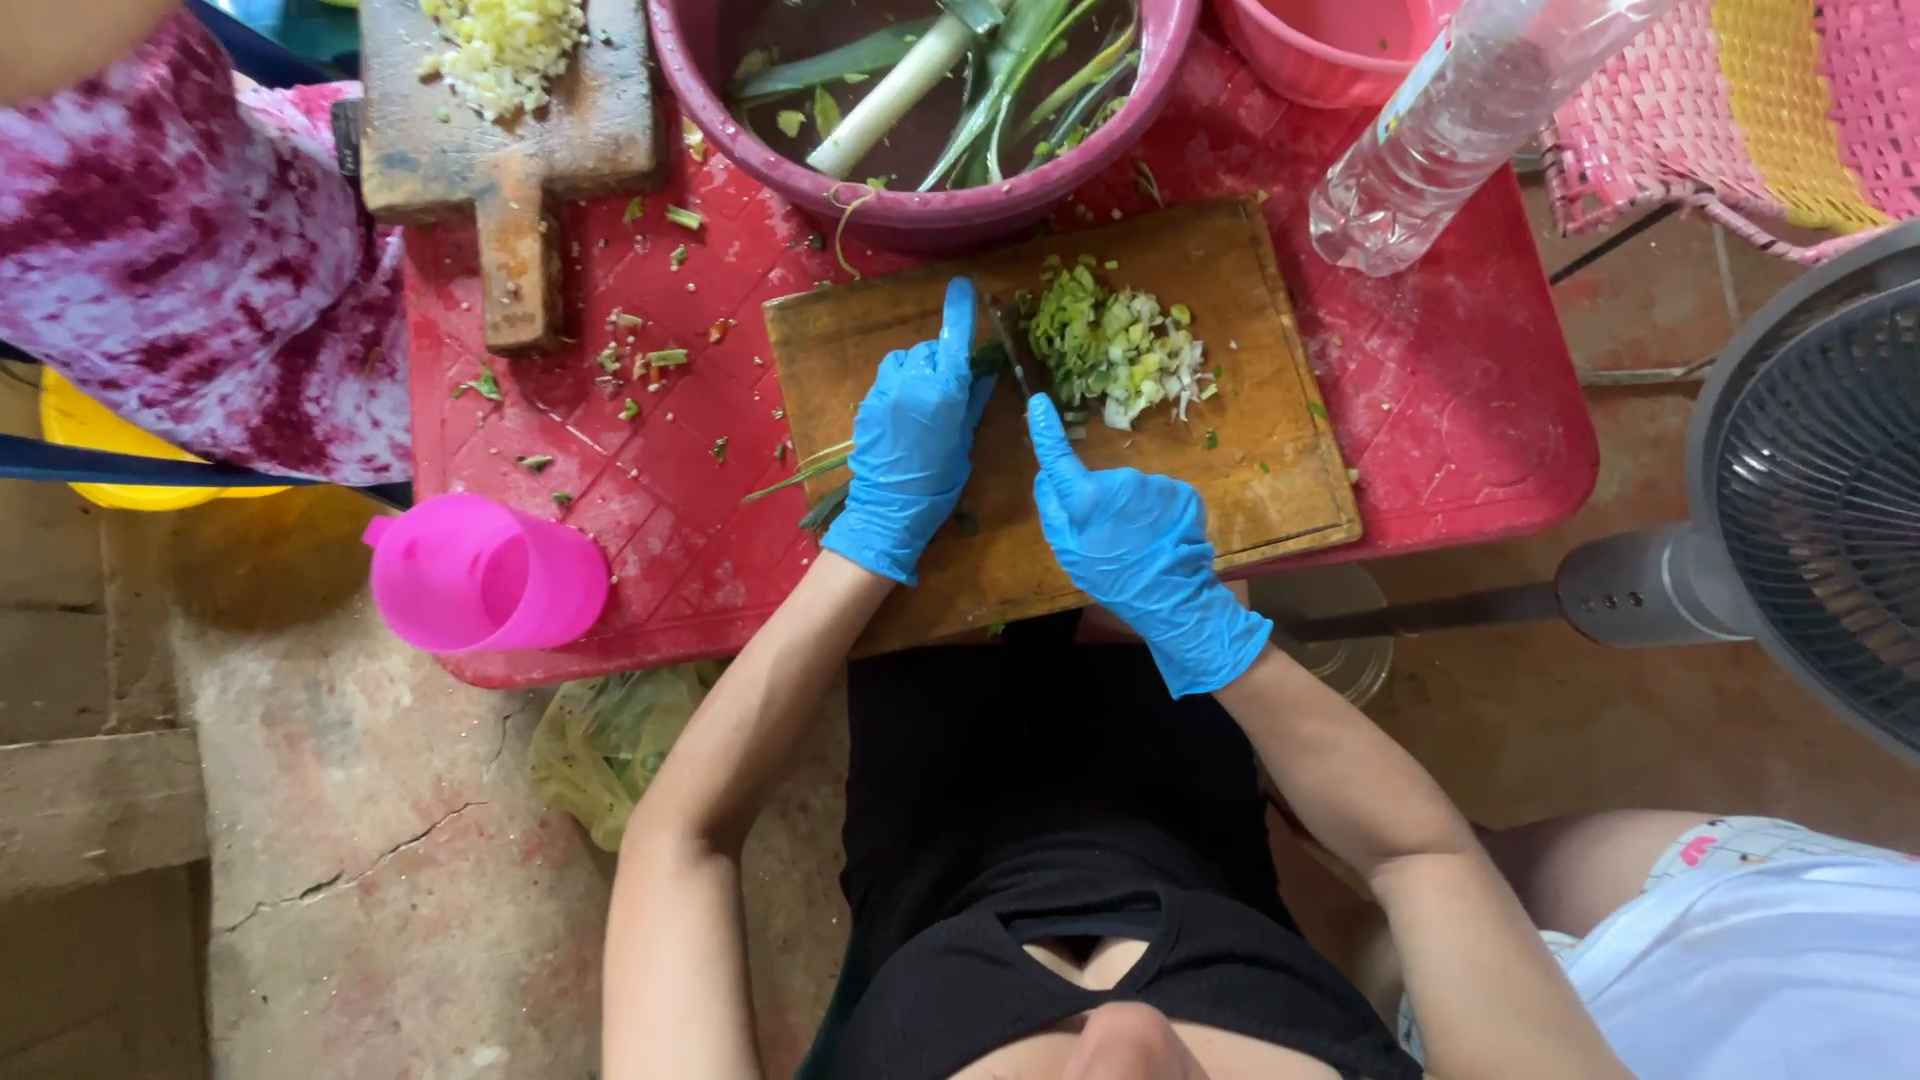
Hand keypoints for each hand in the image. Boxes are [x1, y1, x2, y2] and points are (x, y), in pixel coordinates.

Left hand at [822, 278, 993, 584]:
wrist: (891, 505)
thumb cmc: (939, 480)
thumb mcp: (964, 440)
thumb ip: (971, 400)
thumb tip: (982, 370)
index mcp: (944, 392)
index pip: (954, 341)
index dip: (961, 313)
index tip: (963, 287)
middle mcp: (913, 382)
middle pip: (930, 350)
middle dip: (942, 359)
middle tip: (949, 385)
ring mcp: (886, 390)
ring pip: (905, 360)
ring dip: (917, 368)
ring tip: (923, 397)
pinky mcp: (868, 400)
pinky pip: (888, 379)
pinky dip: (899, 384)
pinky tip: (903, 411)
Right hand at [1028, 395, 1271, 696]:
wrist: (1173, 598)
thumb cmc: (1113, 578)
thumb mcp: (1068, 554)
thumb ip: (1053, 511)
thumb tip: (1046, 477)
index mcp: (1088, 499)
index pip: (1058, 458)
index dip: (1045, 431)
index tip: (1038, 403)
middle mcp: (1121, 482)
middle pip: (1099, 483)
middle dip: (1101, 502)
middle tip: (1110, 538)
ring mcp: (1155, 485)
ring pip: (1131, 491)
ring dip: (1132, 511)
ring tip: (1138, 543)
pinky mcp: (1182, 492)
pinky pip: (1157, 497)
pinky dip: (1156, 514)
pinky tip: (1159, 538)